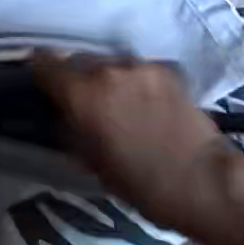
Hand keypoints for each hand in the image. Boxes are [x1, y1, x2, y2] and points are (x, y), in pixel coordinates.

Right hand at [30, 51, 243, 244]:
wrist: (203, 181)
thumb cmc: (139, 183)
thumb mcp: (89, 160)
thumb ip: (70, 124)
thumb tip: (62, 109)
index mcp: (81, 94)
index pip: (45, 62)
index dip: (40, 70)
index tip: (42, 79)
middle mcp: (106, 70)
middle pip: (79, 61)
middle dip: (78, 78)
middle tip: (86, 101)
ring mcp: (138, 65)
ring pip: (110, 64)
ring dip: (108, 79)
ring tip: (121, 104)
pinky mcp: (165, 67)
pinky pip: (138, 69)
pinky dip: (136, 81)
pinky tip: (147, 103)